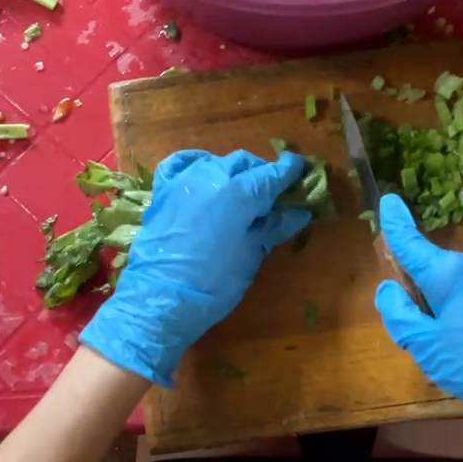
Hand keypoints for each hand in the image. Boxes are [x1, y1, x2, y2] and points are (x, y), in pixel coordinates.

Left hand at [80, 150, 310, 386]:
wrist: (162, 300)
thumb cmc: (214, 283)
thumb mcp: (250, 255)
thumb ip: (274, 228)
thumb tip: (299, 212)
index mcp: (240, 192)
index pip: (272, 174)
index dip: (290, 171)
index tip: (300, 170)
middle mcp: (212, 175)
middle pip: (244, 162)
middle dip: (261, 172)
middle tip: (271, 193)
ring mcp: (184, 180)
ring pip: (215, 161)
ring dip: (232, 170)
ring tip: (239, 189)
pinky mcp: (163, 191)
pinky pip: (181, 164)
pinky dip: (197, 163)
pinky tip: (203, 173)